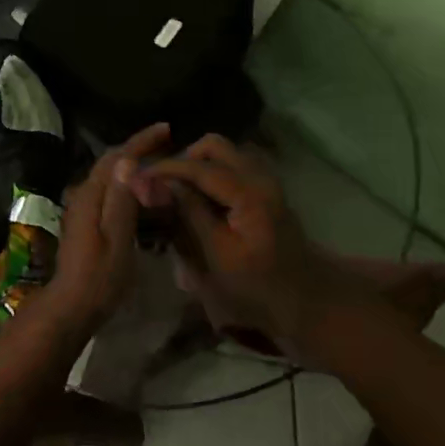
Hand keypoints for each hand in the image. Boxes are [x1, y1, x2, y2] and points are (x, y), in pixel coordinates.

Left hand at [47, 123, 175, 323]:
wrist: (72, 303)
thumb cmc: (99, 276)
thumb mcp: (117, 238)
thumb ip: (121, 200)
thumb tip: (128, 161)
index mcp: (91, 196)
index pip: (116, 157)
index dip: (140, 141)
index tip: (166, 128)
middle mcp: (83, 194)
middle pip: (111, 162)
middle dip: (138, 147)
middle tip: (169, 141)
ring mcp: (82, 206)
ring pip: (110, 175)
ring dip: (133, 163)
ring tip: (161, 160)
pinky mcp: (86, 219)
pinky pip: (109, 189)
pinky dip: (128, 181)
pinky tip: (143, 189)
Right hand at [132, 134, 339, 342]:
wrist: (306, 299)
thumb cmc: (258, 284)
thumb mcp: (216, 253)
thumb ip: (188, 212)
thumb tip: (156, 182)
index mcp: (249, 194)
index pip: (199, 166)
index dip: (165, 168)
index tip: (138, 176)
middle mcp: (260, 177)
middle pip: (214, 146)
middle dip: (184, 159)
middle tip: (163, 184)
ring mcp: (266, 180)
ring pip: (224, 152)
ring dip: (198, 163)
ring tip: (179, 191)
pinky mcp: (265, 188)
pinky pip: (233, 164)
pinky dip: (212, 171)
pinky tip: (200, 197)